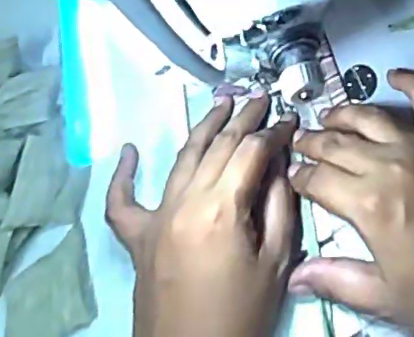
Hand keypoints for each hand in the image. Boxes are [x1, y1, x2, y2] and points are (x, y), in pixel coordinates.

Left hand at [106, 93, 298, 336]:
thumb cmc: (241, 317)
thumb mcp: (277, 261)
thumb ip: (280, 203)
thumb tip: (279, 161)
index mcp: (221, 209)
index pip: (253, 150)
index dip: (275, 131)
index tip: (291, 120)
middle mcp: (185, 204)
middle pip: (219, 145)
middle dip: (245, 117)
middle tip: (263, 99)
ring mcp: (156, 220)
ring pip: (182, 158)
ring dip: (204, 126)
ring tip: (223, 102)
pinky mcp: (137, 241)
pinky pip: (122, 204)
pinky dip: (122, 176)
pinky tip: (127, 151)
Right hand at [287, 70, 413, 336]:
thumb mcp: (388, 299)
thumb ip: (339, 279)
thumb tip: (297, 274)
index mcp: (369, 203)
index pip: (319, 180)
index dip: (300, 177)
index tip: (289, 174)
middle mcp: (390, 162)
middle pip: (340, 143)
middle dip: (313, 141)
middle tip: (298, 140)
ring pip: (372, 116)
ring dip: (345, 113)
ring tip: (328, 116)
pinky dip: (409, 82)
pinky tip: (394, 75)